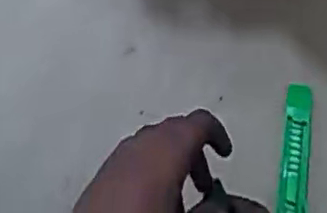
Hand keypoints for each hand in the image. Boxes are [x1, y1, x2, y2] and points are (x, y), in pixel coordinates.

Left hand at [74, 110, 232, 212]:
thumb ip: (209, 206)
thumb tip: (219, 202)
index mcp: (164, 147)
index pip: (198, 121)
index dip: (217, 132)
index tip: (225, 151)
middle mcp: (141, 143)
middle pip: (175, 130)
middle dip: (194, 150)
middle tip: (205, 181)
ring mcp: (118, 156)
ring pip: (154, 143)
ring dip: (172, 160)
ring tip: (179, 198)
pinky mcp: (101, 175)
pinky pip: (134, 159)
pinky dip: (150, 168)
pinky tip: (151, 200)